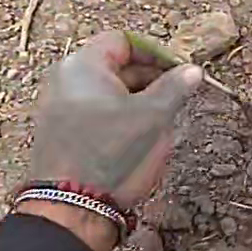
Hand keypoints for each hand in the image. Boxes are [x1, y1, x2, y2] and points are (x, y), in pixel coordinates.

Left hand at [22, 30, 203, 250]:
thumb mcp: (154, 117)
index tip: (180, 71)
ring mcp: (58, 107)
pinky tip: (139, 135)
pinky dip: (120, 115)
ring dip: (137, 98)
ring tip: (162, 118)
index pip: (123, 41)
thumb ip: (175, 87)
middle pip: (114, 64)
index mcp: (83, 66)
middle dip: (149, 77)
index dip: (156, 52)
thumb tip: (193, 70)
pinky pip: (96, 111)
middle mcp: (64, 80)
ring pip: (107, 91)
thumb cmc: (114, 154)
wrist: (73, 208)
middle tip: (177, 95)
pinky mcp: (60, 132)